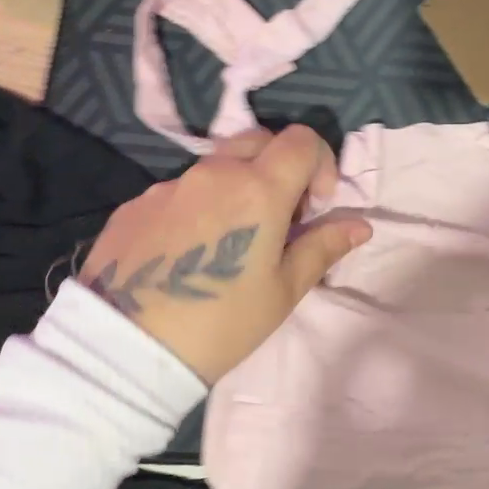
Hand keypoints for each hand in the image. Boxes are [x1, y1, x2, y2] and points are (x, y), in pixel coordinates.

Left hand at [79, 126, 370, 383]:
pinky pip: (180, 191)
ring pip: (216, 167)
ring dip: (239, 188)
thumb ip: (323, 247)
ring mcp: (167, 187)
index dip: (320, 164)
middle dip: (281, 167)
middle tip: (282, 217)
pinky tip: (193, 253)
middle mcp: (212, 174)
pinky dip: (201, 207)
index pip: (301, 141)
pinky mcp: (135, 205)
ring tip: (233, 241)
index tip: (316, 206)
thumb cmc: (224, 323)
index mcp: (258, 190)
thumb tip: (360, 225)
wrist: (128, 348)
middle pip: (258, 140)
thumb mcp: (285, 290)